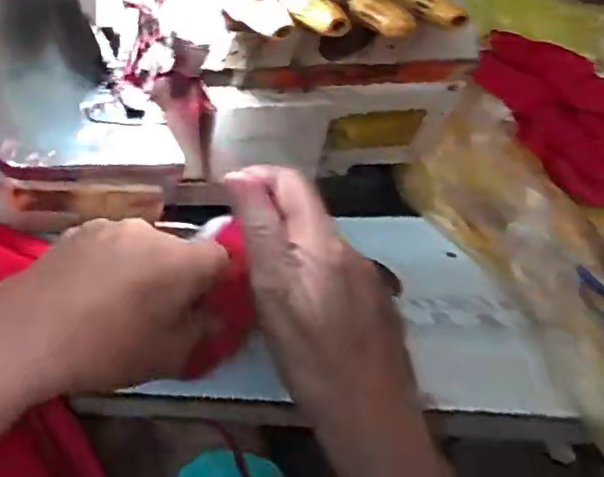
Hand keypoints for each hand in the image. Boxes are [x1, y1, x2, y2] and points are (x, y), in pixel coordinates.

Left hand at [0, 217, 227, 399]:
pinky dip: (110, 262)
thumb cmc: (108, 346)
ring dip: (140, 267)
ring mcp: (107, 224)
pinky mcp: (77, 228)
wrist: (32, 327)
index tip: (206, 306)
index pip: (218, 255)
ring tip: (119, 304)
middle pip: (175, 249)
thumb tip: (210, 313)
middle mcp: (145, 229)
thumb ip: (200, 329)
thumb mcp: (168, 355)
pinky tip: (90, 291)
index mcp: (177, 257)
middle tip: (161, 313)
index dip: (218, 281)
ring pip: (139, 245)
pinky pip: (108, 243)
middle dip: (176, 277)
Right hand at [225, 166, 446, 476]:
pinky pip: (331, 269)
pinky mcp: (375, 306)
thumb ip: (257, 227)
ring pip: (315, 241)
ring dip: (285, 243)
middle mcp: (350, 250)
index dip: (255, 175)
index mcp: (323, 240)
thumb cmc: (313, 357)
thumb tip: (237, 175)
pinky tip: (297, 305)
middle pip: (303, 209)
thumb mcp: (272, 288)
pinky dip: (306, 270)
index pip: (290, 178)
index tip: (226, 194)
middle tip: (234, 239)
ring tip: (259, 274)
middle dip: (265, 211)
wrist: (377, 428)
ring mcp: (368, 279)